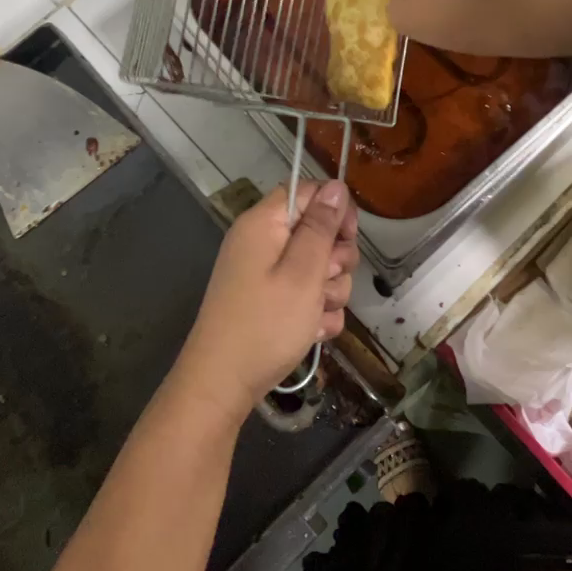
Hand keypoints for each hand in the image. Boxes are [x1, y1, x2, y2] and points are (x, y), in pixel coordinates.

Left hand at [173, 180, 357, 416]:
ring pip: (318, 268)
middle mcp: (263, 243)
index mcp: (264, 224)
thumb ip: (321, 227)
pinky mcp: (270, 302)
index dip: (334, 209)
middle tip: (324, 284)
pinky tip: (312, 332)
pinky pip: (307, 296)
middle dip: (334, 260)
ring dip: (328, 292)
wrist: (222, 384)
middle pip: (317, 232)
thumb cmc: (264, 324)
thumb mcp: (302, 272)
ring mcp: (266, 275)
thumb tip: (336, 186)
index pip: (307, 192)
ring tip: (315, 316)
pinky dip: (315, 313)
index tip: (349, 237)